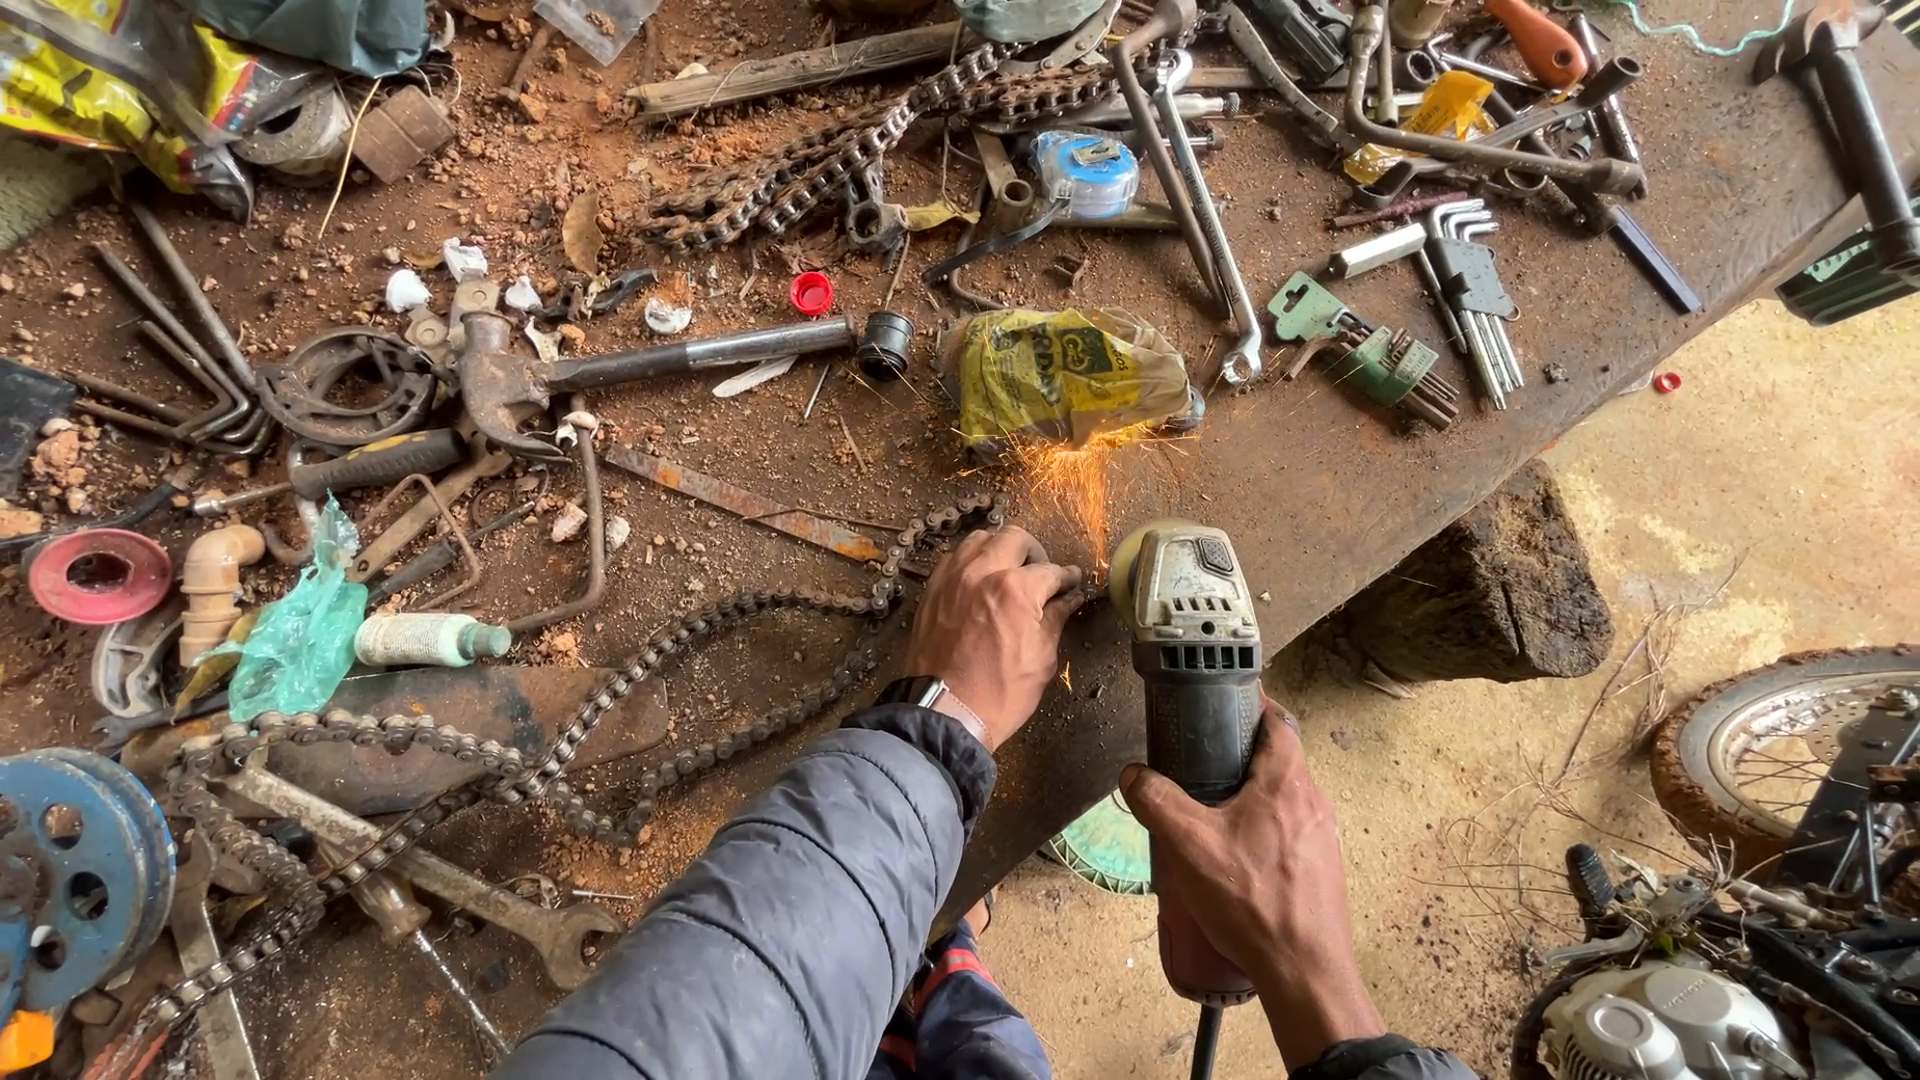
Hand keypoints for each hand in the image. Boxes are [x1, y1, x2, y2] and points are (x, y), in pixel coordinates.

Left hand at [901, 526, 1083, 751]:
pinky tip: (979, 580)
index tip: (1072, 583)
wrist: (944, 712)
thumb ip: (1056, 619)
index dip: (1067, 578)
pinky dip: (971, 561)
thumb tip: (1070, 598)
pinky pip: (954, 558)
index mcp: (1015, 589)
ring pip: (980, 539)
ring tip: (1008, 570)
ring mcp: (952, 578)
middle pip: (1014, 538)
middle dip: (1034, 552)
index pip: (1051, 571)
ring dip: (999, 548)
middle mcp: (981, 572)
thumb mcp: (1041, 659)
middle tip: (1041, 573)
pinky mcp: (932, 589)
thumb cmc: (999, 693)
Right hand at [1121, 700, 1384, 1067]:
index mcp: (1287, 782)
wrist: (1306, 974)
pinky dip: (1265, 819)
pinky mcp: (1324, 866)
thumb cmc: (1250, 899)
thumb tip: (1132, 774)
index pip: (1277, 721)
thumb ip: (1156, 800)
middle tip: (1203, 753)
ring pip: (1286, 793)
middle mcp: (1314, 801)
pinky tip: (1238, 848)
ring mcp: (1324, 836)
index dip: (1251, 704)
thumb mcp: (1188, 845)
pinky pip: (1293, 824)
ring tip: (1214, 802)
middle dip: (1244, 748)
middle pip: (1281, 756)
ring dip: (1254, 787)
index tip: (1219, 700)